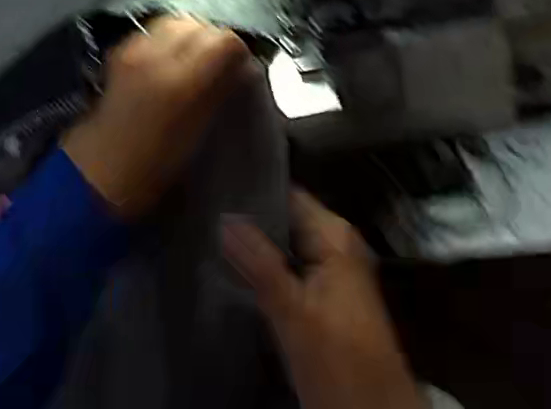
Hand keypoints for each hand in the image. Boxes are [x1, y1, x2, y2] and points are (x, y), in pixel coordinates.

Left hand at [61, 16, 251, 217]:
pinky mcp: (120, 51)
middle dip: (214, 38)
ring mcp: (134, 50)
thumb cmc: (155, 166)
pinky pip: (154, 30)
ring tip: (195, 56)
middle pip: (200, 24)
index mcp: (182, 81)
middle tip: (219, 60)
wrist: (97, 173)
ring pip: (176, 21)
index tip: (239, 65)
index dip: (237, 50)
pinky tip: (170, 58)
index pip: (224, 40)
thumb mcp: (198, 130)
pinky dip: (168, 37)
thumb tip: (240, 67)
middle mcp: (157, 56)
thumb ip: (220, 90)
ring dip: (191, 33)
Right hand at [223, 191, 424, 408]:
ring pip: (288, 246)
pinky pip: (293, 269)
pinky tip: (241, 274)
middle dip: (253, 221)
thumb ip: (259, 264)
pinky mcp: (329, 296)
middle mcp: (338, 243)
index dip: (256, 191)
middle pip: (288, 219)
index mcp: (335, 234)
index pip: (290, 194)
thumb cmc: (340, 362)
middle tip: (210, 221)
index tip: (219, 190)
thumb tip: (225, 219)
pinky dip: (270, 269)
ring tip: (216, 242)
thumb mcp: (293, 313)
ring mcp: (335, 270)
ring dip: (259, 247)